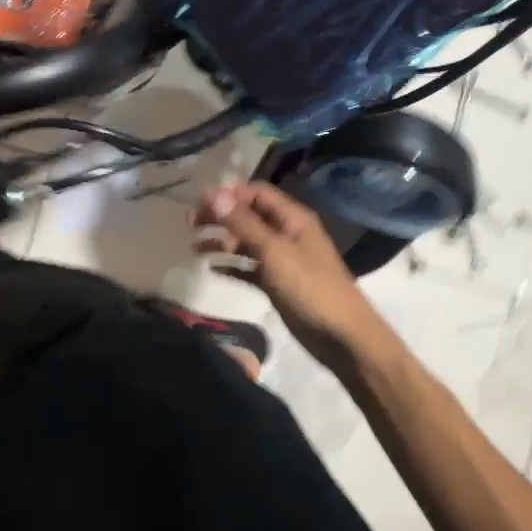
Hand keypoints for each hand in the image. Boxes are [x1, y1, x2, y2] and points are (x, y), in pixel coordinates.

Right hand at [192, 182, 383, 349]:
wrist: (341, 337)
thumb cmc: (310, 288)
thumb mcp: (274, 251)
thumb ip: (243, 223)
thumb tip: (213, 194)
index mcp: (292, 219)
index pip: (256, 193)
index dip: (229, 194)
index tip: (199, 203)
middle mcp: (286, 233)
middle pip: (248, 216)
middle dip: (219, 217)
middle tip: (190, 224)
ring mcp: (281, 259)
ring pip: (245, 242)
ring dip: (220, 241)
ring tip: (193, 248)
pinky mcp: (276, 283)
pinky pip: (248, 267)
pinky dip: (230, 265)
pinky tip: (211, 269)